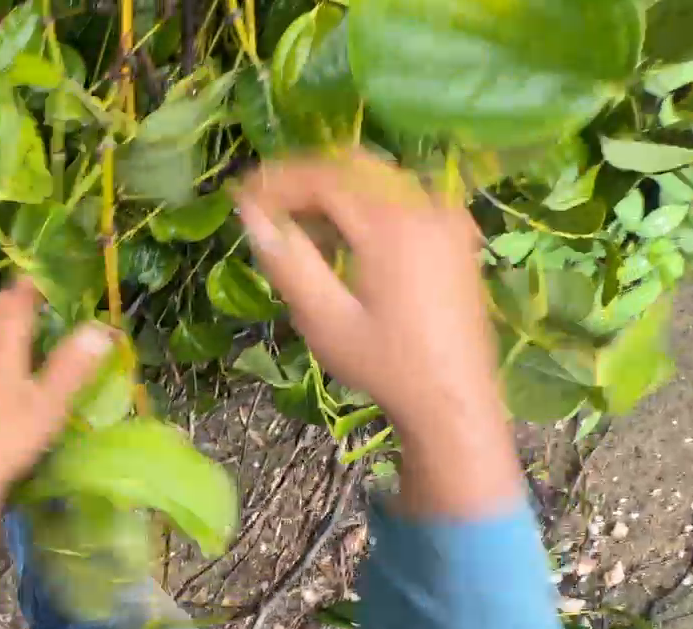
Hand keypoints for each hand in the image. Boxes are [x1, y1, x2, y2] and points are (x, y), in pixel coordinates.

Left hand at [0, 279, 115, 556]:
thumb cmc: (12, 437)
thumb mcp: (51, 403)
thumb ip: (74, 365)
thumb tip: (102, 327)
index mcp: (2, 350)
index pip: (15, 306)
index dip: (30, 284)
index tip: (44, 267)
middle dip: (11, 295)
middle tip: (32, 286)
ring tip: (10, 308)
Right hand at [235, 153, 522, 517]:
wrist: (450, 395)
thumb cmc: (381, 362)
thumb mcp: (323, 317)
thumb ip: (288, 262)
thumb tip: (251, 217)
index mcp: (393, 224)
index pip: (327, 179)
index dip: (279, 182)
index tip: (240, 195)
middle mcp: (426, 206)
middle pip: (356, 169)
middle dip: (303, 177)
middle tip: (259, 197)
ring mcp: (445, 217)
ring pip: (378, 180)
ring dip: (329, 190)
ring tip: (286, 216)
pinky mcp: (451, 233)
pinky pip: (398, 199)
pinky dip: (358, 204)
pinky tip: (332, 233)